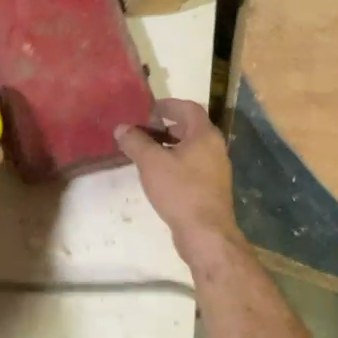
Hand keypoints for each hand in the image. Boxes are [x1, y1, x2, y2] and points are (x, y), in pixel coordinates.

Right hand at [116, 99, 239, 263]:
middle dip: (165, 125)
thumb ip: (135, 142)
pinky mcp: (211, 188)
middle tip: (142, 129)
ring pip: (190, 148)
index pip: (188, 108)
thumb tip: (121, 128)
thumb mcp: (151, 162)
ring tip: (145, 151)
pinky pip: (192, 165)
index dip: (168, 104)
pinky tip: (157, 174)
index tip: (147, 108)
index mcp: (205, 135)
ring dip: (168, 145)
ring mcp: (215, 170)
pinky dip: (175, 162)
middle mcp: (215, 148)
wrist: (206, 233)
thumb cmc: (180, 190)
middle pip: (190, 128)